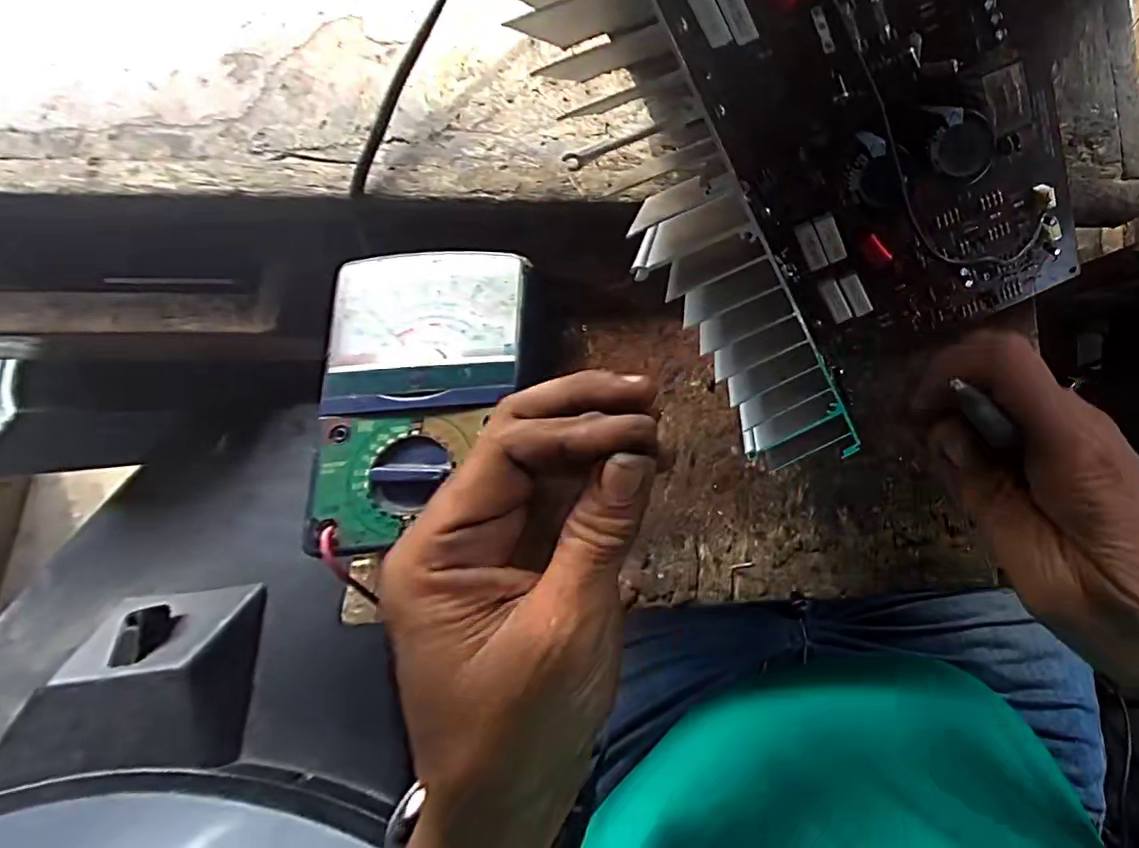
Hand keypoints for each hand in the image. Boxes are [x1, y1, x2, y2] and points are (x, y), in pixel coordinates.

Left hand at [381, 371, 664, 847]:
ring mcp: (507, 536)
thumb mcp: (565, 625)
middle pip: (520, 436)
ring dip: (604, 432)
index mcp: (441, 548)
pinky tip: (647, 459)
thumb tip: (636, 455)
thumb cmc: (520, 720)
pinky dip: (614, 469)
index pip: (506, 451)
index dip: (575, 429)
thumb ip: (598, 534)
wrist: (513, 789)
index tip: (641, 431)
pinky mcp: (543, 549)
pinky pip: (577, 491)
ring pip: (553, 457)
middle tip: (646, 391)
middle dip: (582, 406)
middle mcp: (467, 529)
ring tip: (656, 421)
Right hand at [913, 330, 1138, 698]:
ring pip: (1015, 395)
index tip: (914, 416)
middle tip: (921, 450)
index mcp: (1071, 444)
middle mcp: (1083, 421)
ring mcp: (1092, 433)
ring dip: (971, 418)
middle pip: (1005, 368)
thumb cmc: (1130, 617)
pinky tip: (988, 484)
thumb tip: (946, 435)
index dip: (948, 367)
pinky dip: (996, 437)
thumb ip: (990, 499)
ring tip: (950, 475)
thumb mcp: (1041, 574)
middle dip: (951, 393)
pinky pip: (1032, 422)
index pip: (1006, 358)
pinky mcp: (1094, 453)